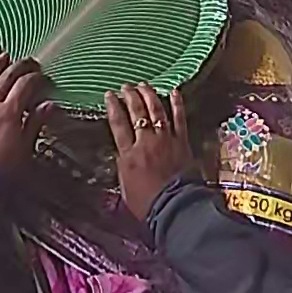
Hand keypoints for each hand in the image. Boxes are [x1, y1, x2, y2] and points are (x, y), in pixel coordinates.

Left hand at [0, 54, 52, 171]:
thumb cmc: (2, 167)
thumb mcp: (25, 147)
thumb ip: (35, 122)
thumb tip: (49, 104)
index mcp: (10, 111)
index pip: (25, 84)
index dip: (35, 77)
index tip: (43, 76)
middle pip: (7, 77)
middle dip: (20, 66)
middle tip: (30, 61)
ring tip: (5, 57)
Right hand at [107, 83, 197, 220]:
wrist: (174, 207)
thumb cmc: (147, 204)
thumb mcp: (125, 187)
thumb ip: (123, 167)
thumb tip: (121, 154)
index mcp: (129, 154)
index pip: (118, 124)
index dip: (113, 107)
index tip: (109, 95)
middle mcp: (146, 142)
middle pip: (136, 112)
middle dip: (130, 96)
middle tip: (125, 87)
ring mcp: (165, 139)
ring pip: (156, 110)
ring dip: (149, 95)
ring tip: (144, 85)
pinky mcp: (182, 140)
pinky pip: (179, 118)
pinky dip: (177, 103)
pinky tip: (174, 91)